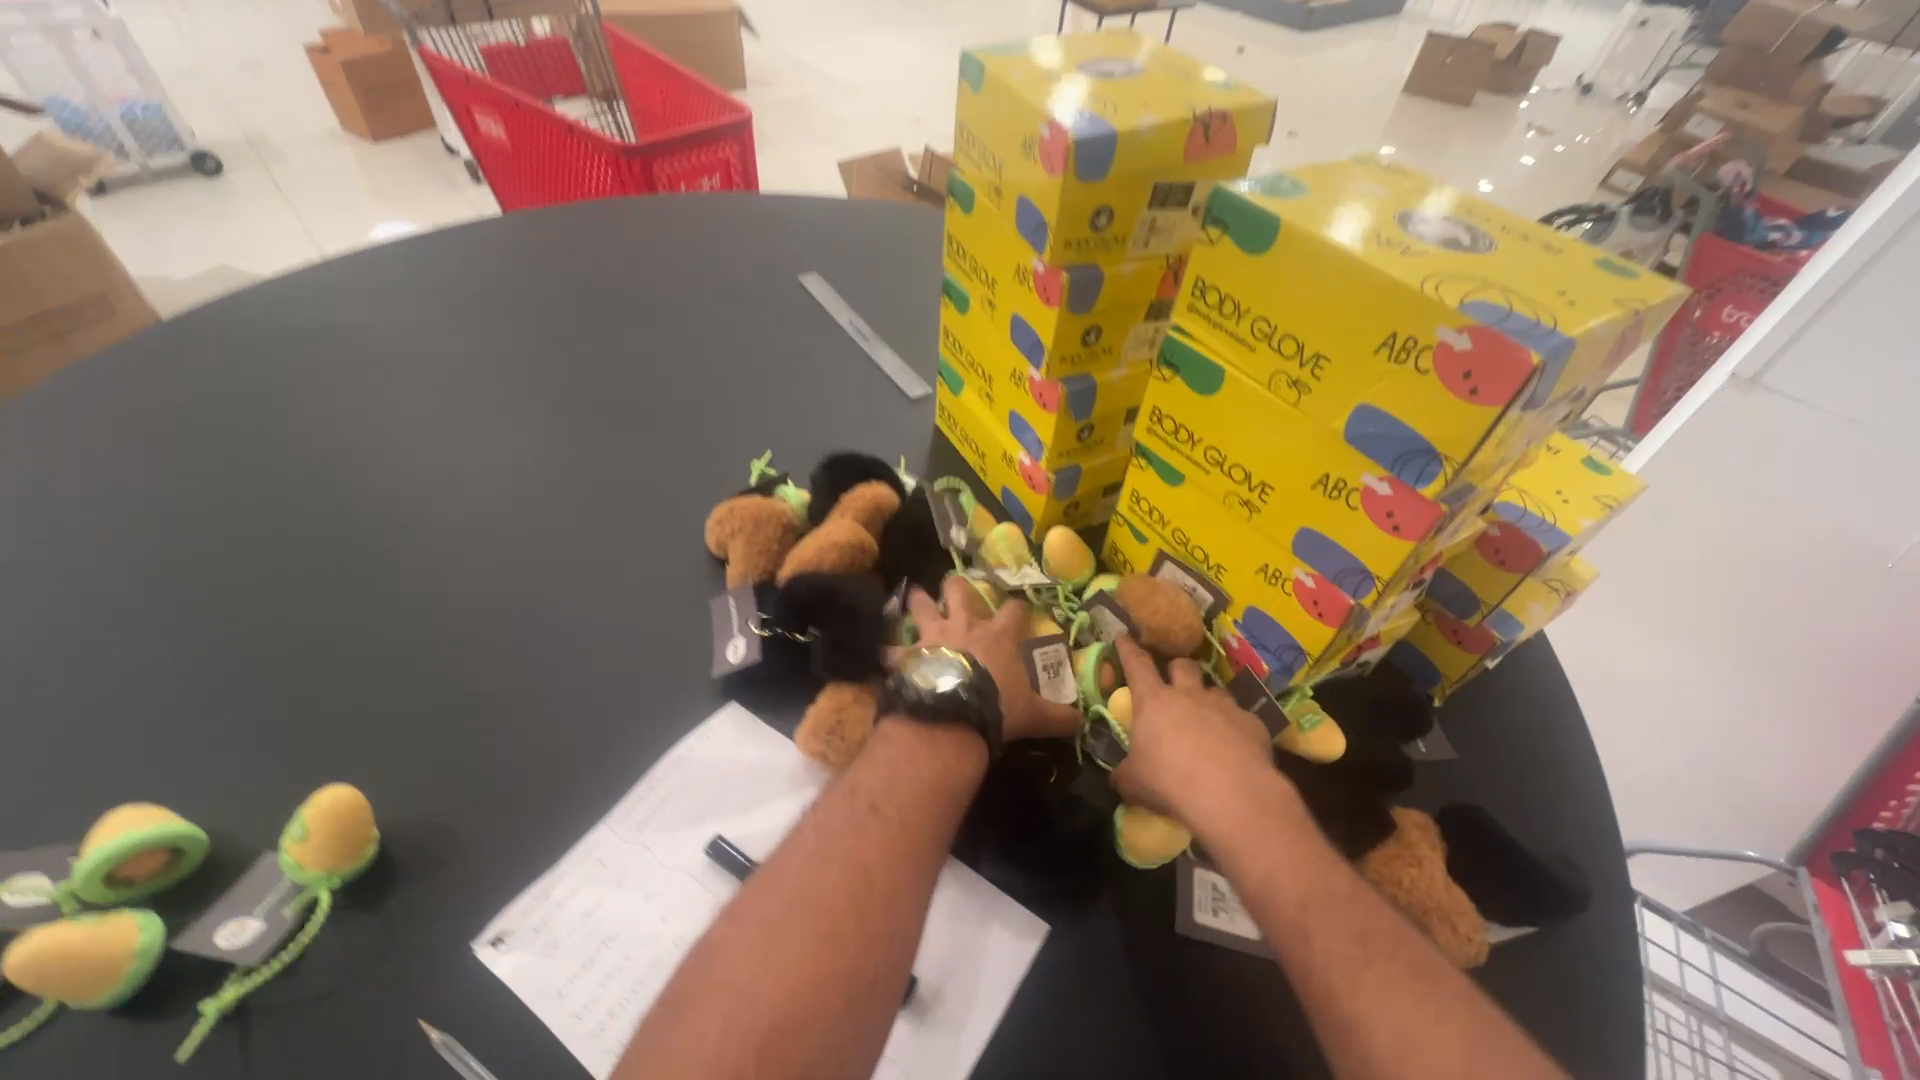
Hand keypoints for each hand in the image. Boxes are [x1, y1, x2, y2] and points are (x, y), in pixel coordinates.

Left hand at [906, 578, 1082, 742]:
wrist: (954, 713)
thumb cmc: (998, 706)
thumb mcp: (1035, 715)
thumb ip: (1059, 716)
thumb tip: (1081, 721)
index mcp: (998, 636)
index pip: (1015, 610)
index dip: (1019, 606)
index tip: (1021, 606)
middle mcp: (964, 627)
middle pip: (960, 592)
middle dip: (957, 586)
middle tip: (954, 584)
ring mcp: (933, 636)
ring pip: (922, 606)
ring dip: (918, 601)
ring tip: (915, 593)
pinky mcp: (908, 655)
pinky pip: (893, 649)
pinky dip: (889, 651)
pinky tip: (884, 651)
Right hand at [1110, 637, 1283, 823]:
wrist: (1231, 795)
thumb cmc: (1170, 782)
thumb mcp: (1133, 782)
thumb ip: (1125, 772)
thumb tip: (1120, 776)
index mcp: (1154, 702)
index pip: (1137, 665)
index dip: (1128, 649)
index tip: (1124, 636)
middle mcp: (1190, 695)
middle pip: (1182, 665)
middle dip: (1176, 668)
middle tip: (1173, 682)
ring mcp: (1224, 706)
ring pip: (1215, 689)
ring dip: (1208, 699)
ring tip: (1207, 720)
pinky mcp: (1253, 724)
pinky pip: (1241, 718)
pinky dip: (1235, 728)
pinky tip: (1235, 749)